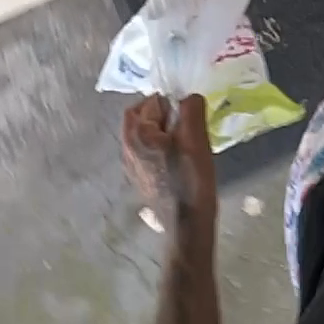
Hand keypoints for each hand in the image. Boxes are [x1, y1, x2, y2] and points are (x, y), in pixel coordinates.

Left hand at [121, 94, 215, 225]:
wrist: (187, 226)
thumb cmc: (190, 178)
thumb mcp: (195, 137)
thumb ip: (190, 107)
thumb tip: (188, 96)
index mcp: (136, 134)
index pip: (152, 100)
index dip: (172, 103)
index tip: (189, 116)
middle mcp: (127, 147)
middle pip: (142, 115)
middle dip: (164, 114)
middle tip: (187, 125)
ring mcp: (132, 165)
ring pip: (147, 133)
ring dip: (164, 130)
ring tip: (186, 143)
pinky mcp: (141, 178)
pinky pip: (149, 150)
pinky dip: (162, 146)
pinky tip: (180, 160)